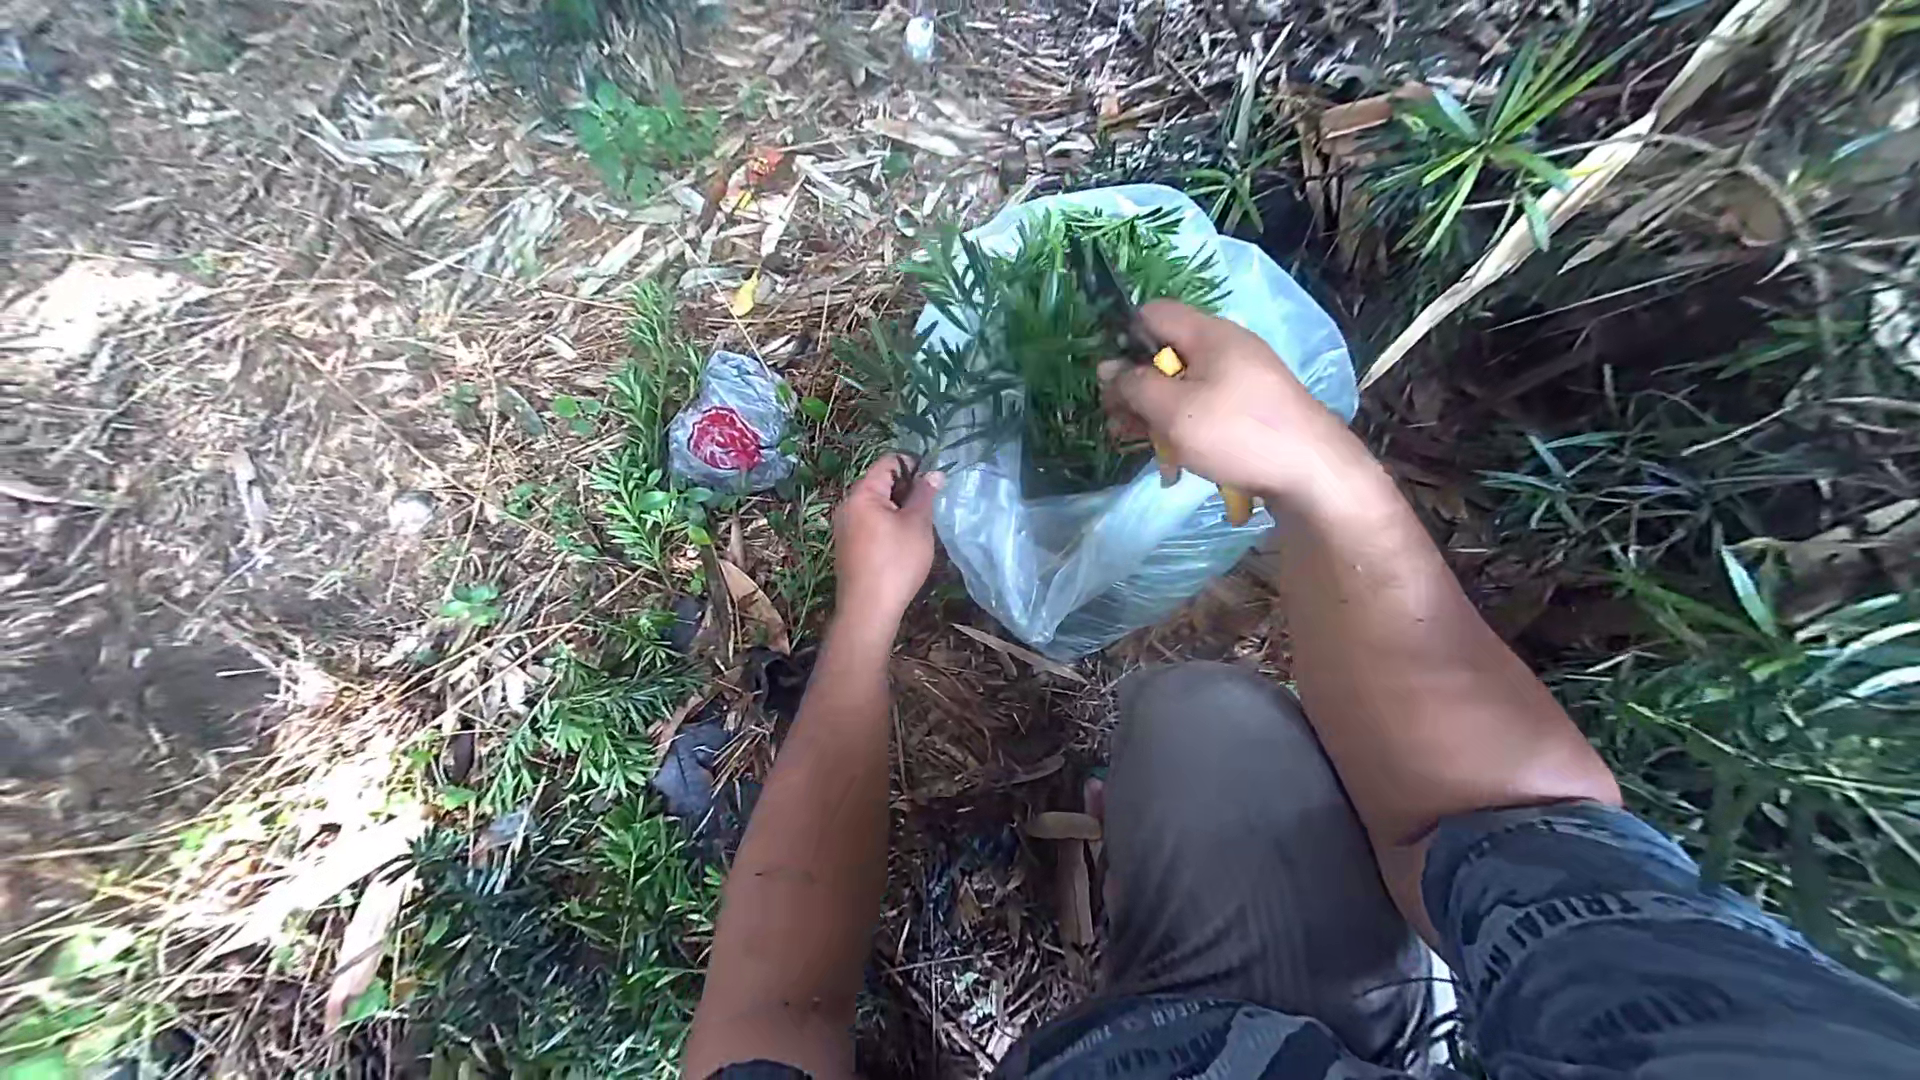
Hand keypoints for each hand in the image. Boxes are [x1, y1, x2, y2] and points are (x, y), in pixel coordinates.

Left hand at [832, 455, 943, 622]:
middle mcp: (848, 506)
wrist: (868, 609)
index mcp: (862, 494)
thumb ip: (924, 495)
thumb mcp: (917, 524)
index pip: (888, 463)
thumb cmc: (896, 562)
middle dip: (907, 489)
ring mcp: (845, 527)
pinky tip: (904, 542)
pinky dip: (888, 523)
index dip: (913, 465)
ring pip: (876, 505)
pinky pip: (870, 523)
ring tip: (920, 524)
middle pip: (880, 483)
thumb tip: (934, 474)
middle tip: (930, 505)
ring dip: (899, 508)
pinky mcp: (848, 546)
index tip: (934, 480)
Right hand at [1099, 300, 1369, 504]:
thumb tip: (1107, 368)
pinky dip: (1181, 427)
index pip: (1152, 314)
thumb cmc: (1234, 433)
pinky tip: (1172, 458)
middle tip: (1119, 423)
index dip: (1124, 341)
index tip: (1112, 381)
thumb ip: (1134, 385)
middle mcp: (1225, 348)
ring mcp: (1240, 378)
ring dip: (1153, 414)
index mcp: (1208, 334)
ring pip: (1180, 385)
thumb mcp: (1171, 410)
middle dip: (1135, 388)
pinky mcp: (1248, 407)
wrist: (1310, 471)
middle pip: (1164, 354)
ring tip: (1139, 445)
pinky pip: (1202, 406)